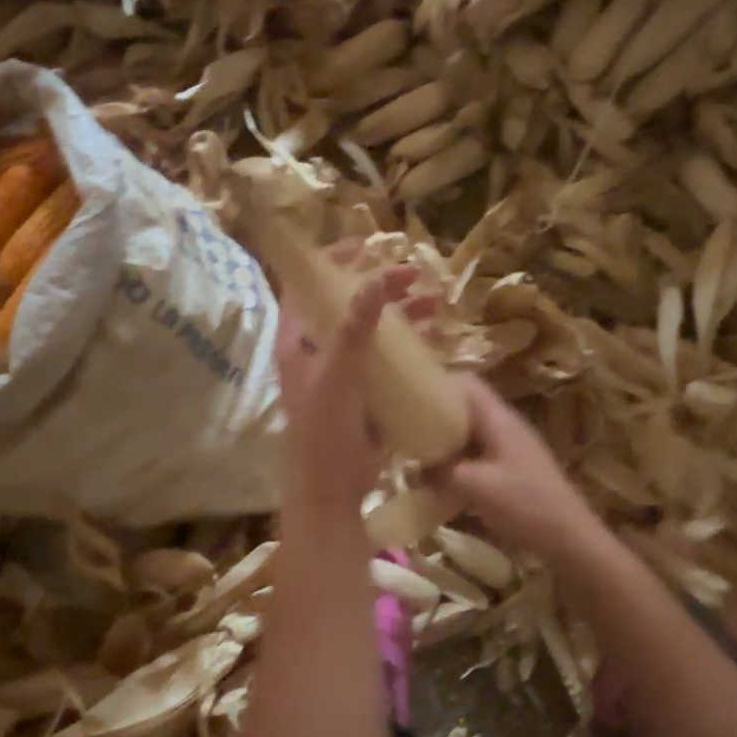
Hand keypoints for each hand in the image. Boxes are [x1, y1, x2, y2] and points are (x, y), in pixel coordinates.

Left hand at [275, 263, 421, 519]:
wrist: (333, 490)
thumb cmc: (325, 431)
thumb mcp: (338, 375)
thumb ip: (355, 327)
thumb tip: (375, 279)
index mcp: (297, 343)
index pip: (307, 289)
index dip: (331, 263)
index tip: (363, 246)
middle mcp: (318, 353)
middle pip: (348, 306)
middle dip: (381, 287)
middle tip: (415, 276)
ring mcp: (344, 375)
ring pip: (374, 332)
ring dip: (403, 315)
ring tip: (437, 303)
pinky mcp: (367, 395)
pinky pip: (390, 361)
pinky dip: (411, 347)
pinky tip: (438, 338)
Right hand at [426, 377, 601, 558]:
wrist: (569, 536)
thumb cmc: (524, 505)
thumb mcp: (476, 487)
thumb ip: (441, 472)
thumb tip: (414, 469)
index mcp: (498, 419)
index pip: (467, 383)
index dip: (438, 384)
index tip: (409, 399)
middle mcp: (505, 425)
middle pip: (467, 406)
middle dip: (437, 415)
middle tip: (407, 430)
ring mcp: (512, 446)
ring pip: (472, 432)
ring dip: (447, 441)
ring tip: (418, 454)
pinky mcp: (514, 467)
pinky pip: (479, 453)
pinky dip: (459, 460)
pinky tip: (443, 479)